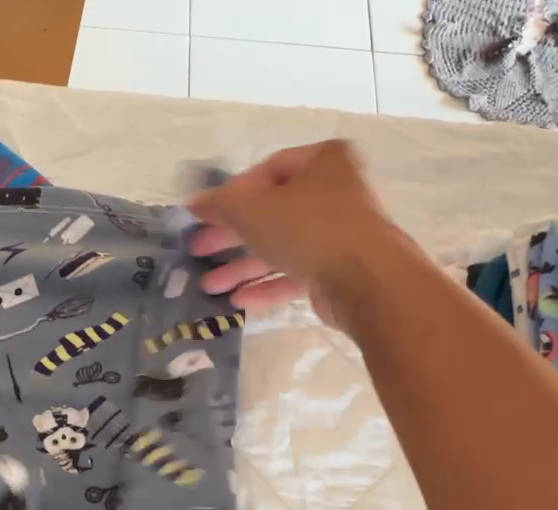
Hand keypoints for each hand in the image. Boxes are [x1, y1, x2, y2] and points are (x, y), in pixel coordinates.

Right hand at [187, 140, 411, 329]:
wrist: (363, 277)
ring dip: (242, 266)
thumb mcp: (251, 209)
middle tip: (198, 251)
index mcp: (322, 161)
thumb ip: (219, 203)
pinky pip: (295, 272)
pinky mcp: (338, 268)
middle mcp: (334, 191)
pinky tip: (238, 300)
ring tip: (209, 286)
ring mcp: (338, 232)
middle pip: (271, 212)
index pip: (267, 169)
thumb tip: (194, 202)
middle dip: (230, 236)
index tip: (205, 216)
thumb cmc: (306, 228)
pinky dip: (267, 284)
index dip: (231, 193)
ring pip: (280, 246)